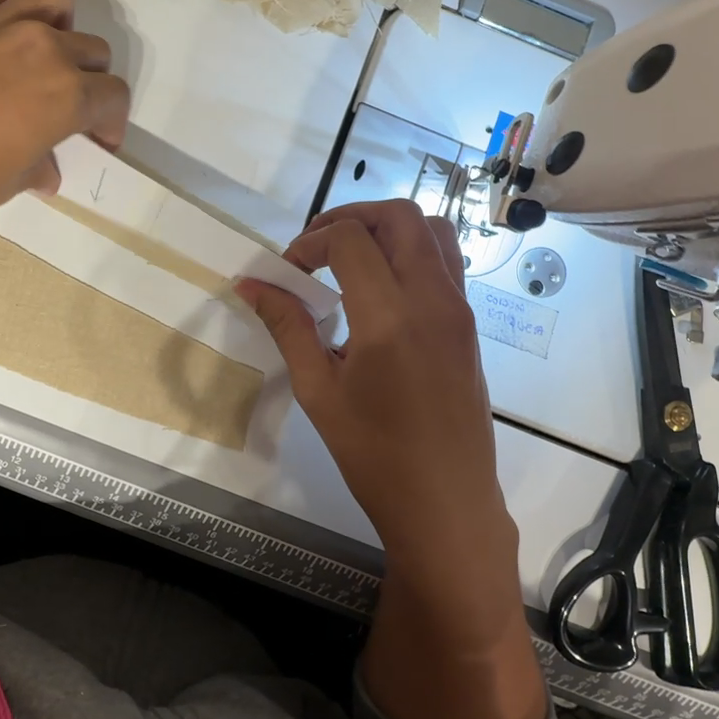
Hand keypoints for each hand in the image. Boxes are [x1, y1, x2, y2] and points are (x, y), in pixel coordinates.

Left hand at [0, 0, 129, 271]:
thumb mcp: (0, 186)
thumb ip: (35, 168)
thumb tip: (47, 170)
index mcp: (64, 96)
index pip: (111, 96)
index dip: (111, 122)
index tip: (98, 140)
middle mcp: (41, 47)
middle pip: (91, 50)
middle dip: (89, 82)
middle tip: (65, 110)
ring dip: (62, 27)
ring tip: (42, 55)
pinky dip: (9, 0)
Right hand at [236, 200, 510, 563]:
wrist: (445, 501)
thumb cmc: (371, 452)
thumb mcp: (317, 389)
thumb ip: (287, 326)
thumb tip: (249, 285)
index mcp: (390, 317)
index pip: (350, 239)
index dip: (309, 242)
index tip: (286, 273)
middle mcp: (433, 300)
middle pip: (398, 217)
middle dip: (349, 217)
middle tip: (313, 248)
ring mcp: (459, 310)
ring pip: (431, 230)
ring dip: (385, 229)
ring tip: (347, 258)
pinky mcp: (469, 325)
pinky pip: (445, 262)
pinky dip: (409, 252)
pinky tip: (377, 290)